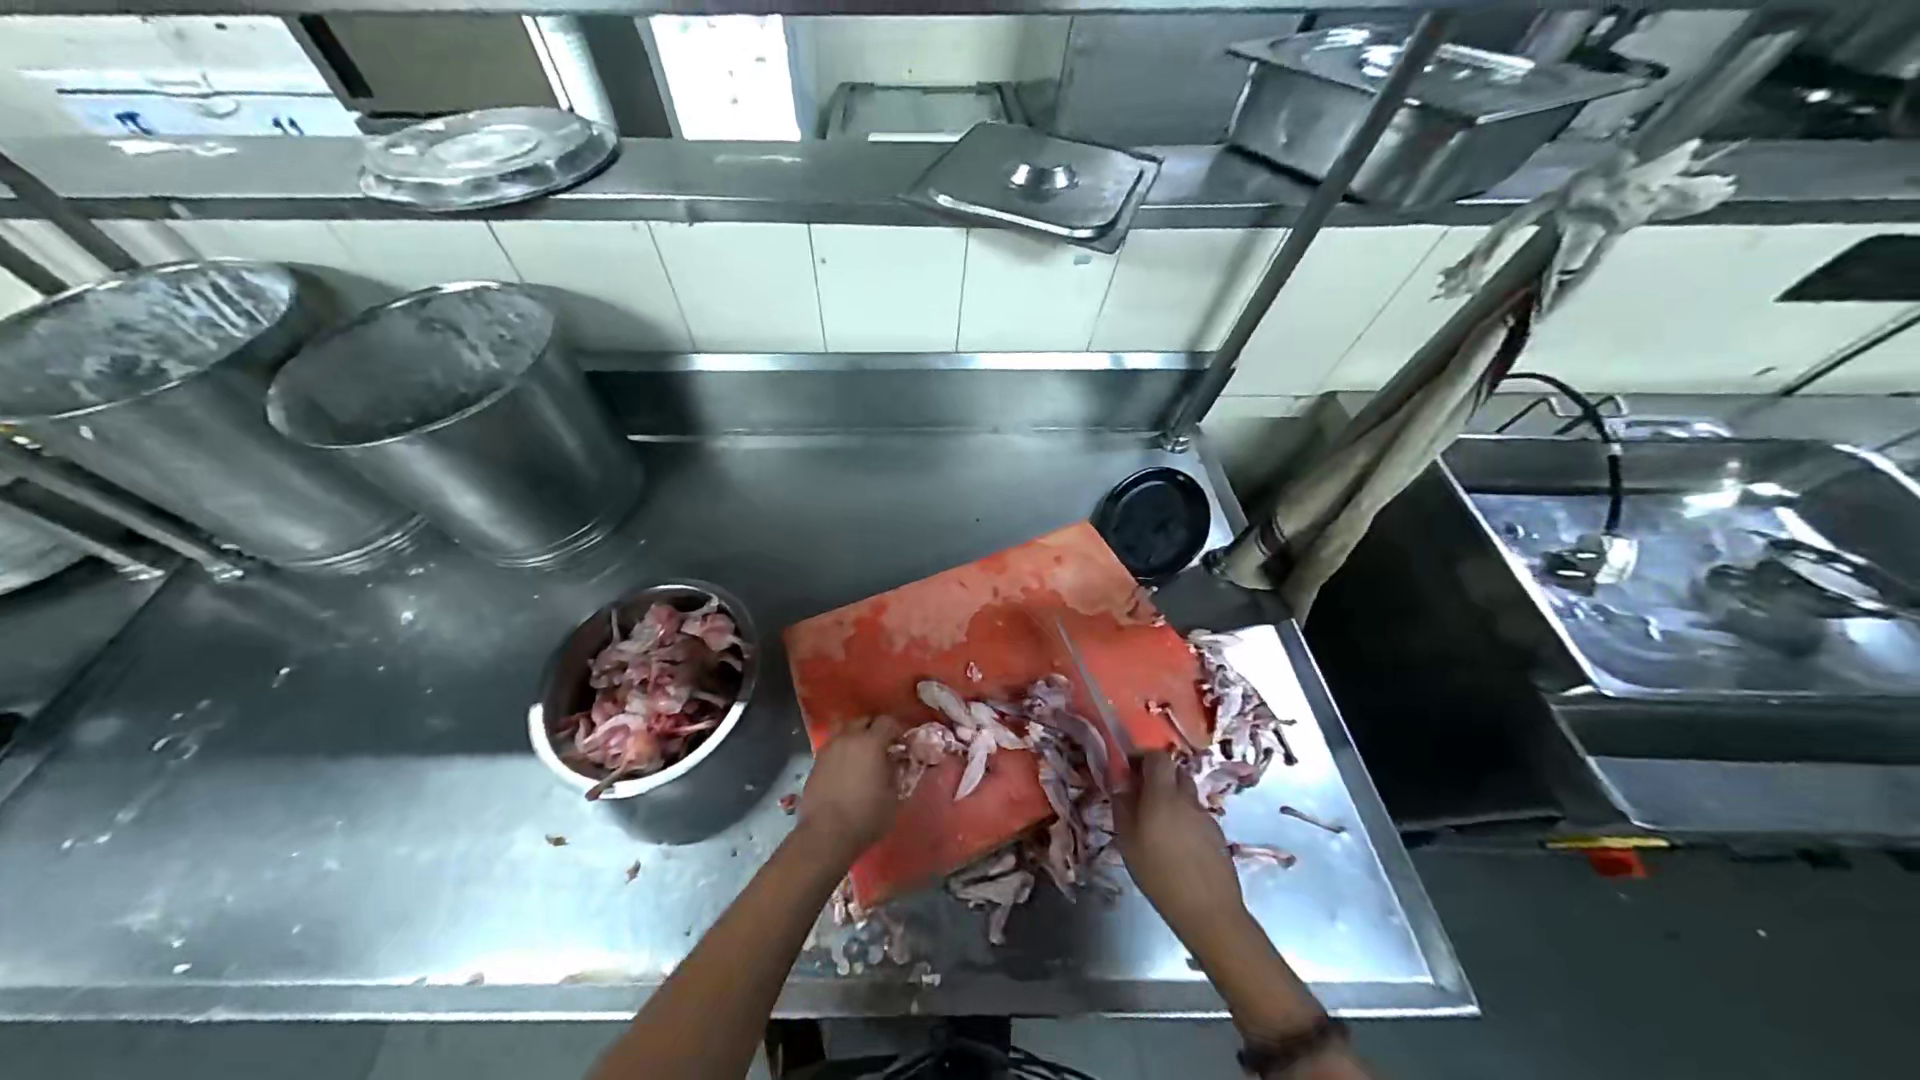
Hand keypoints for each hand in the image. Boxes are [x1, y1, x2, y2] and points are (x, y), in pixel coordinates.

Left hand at [796, 715, 901, 862]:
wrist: (826, 833)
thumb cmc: (866, 816)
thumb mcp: (893, 797)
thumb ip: (896, 772)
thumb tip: (895, 761)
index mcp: (871, 742)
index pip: (887, 721)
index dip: (897, 729)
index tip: (902, 743)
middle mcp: (848, 738)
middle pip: (863, 720)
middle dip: (875, 729)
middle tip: (884, 746)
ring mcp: (829, 749)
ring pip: (844, 730)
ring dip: (856, 736)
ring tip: (862, 754)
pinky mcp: (815, 762)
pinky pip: (833, 746)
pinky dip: (842, 750)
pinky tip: (846, 768)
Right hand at [1115, 752, 1243, 941]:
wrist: (1208, 910)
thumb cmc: (1159, 874)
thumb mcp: (1127, 840)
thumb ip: (1122, 805)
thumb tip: (1120, 782)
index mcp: (1163, 794)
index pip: (1158, 756)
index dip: (1143, 757)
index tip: (1128, 769)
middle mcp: (1187, 798)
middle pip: (1175, 771)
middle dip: (1158, 776)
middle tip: (1141, 794)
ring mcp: (1205, 815)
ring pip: (1186, 793)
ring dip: (1171, 796)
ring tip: (1157, 821)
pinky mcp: (1216, 832)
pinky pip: (1195, 813)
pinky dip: (1184, 816)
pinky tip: (1176, 842)